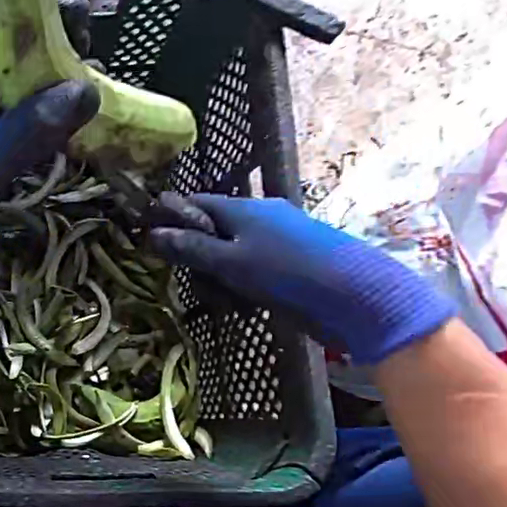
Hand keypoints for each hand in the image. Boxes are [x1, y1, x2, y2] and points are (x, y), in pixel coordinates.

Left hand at [0, 8, 98, 329]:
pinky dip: (52, 120)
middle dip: (49, 42)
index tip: (70, 4)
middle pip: (7, 52)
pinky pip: (25, 126)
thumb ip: (27, 131)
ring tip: (97, 81)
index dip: (19, 1)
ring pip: (20, 90)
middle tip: (93, 47)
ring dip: (55, 82)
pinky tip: (80, 122)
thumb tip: (87, 90)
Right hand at [148, 193, 454, 364]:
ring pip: (233, 251)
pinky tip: (244, 304)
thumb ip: (191, 248)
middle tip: (190, 280)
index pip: (195, 202)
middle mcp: (262, 216)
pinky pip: (254, 267)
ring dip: (221, 274)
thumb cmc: (287, 273)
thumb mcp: (230, 262)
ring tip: (221, 298)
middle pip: (214, 229)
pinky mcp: (294, 262)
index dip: (171, 217)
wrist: (356, 297)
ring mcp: (280, 238)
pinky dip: (242, 283)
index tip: (151, 238)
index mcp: (244, 207)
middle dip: (197, 254)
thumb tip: (152, 234)